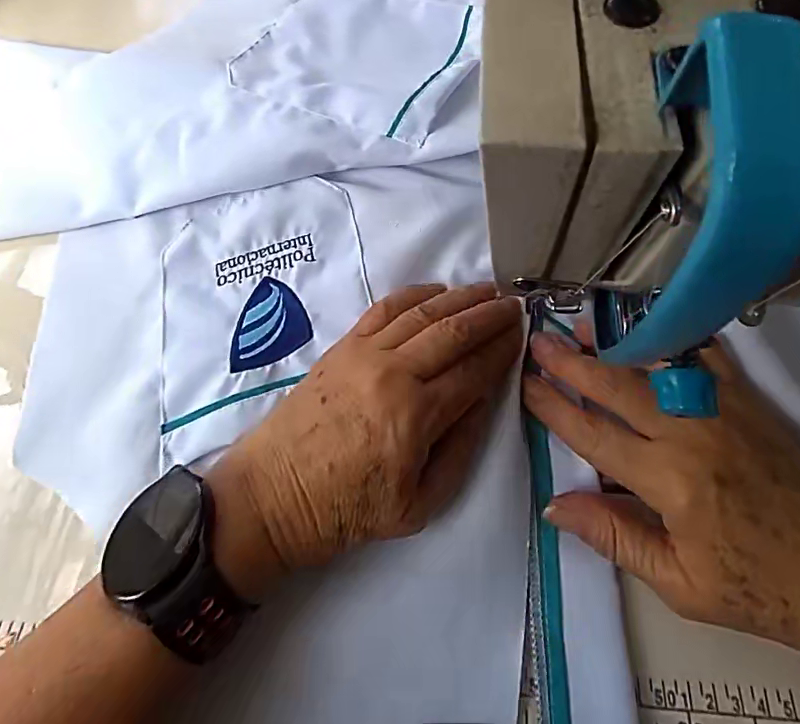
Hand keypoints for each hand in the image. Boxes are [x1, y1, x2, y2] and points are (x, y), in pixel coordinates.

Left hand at [206, 284, 522, 598]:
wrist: (278, 490)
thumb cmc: (349, 508)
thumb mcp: (420, 504)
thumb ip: (459, 449)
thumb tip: (484, 400)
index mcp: (415, 416)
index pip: (473, 372)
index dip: (501, 351)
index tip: (522, 335)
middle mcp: (392, 374)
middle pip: (452, 333)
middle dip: (488, 316)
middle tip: (513, 305)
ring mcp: (363, 354)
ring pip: (420, 314)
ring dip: (458, 298)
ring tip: (486, 291)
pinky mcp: (342, 347)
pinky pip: (383, 310)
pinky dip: (413, 295)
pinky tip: (436, 290)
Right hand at [520, 334, 799, 703]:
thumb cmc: (763, 590)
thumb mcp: (681, 586)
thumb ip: (614, 536)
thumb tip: (555, 504)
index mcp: (671, 483)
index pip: (593, 435)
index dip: (553, 407)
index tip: (525, 385)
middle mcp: (691, 436)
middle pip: (616, 387)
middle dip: (570, 362)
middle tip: (538, 339)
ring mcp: (722, 412)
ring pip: (654, 365)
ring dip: (612, 342)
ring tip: (580, 325)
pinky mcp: (749, 403)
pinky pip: (705, 357)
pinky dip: (673, 338)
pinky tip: (648, 327)